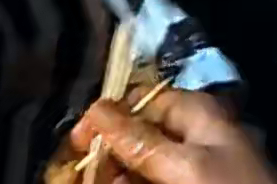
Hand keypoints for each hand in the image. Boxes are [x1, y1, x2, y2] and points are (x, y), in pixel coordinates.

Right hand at [67, 89, 276, 183]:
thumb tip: (93, 109)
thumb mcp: (187, 168)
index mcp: (196, 112)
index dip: (105, 117)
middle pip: (139, 134)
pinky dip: (137, 183)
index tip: (76, 143)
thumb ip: (139, 139)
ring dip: (119, 173)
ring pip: (146, 165)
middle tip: (83, 175)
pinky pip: (160, 180)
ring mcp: (200, 169)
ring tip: (94, 183)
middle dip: (109, 152)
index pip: (137, 100)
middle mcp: (196, 134)